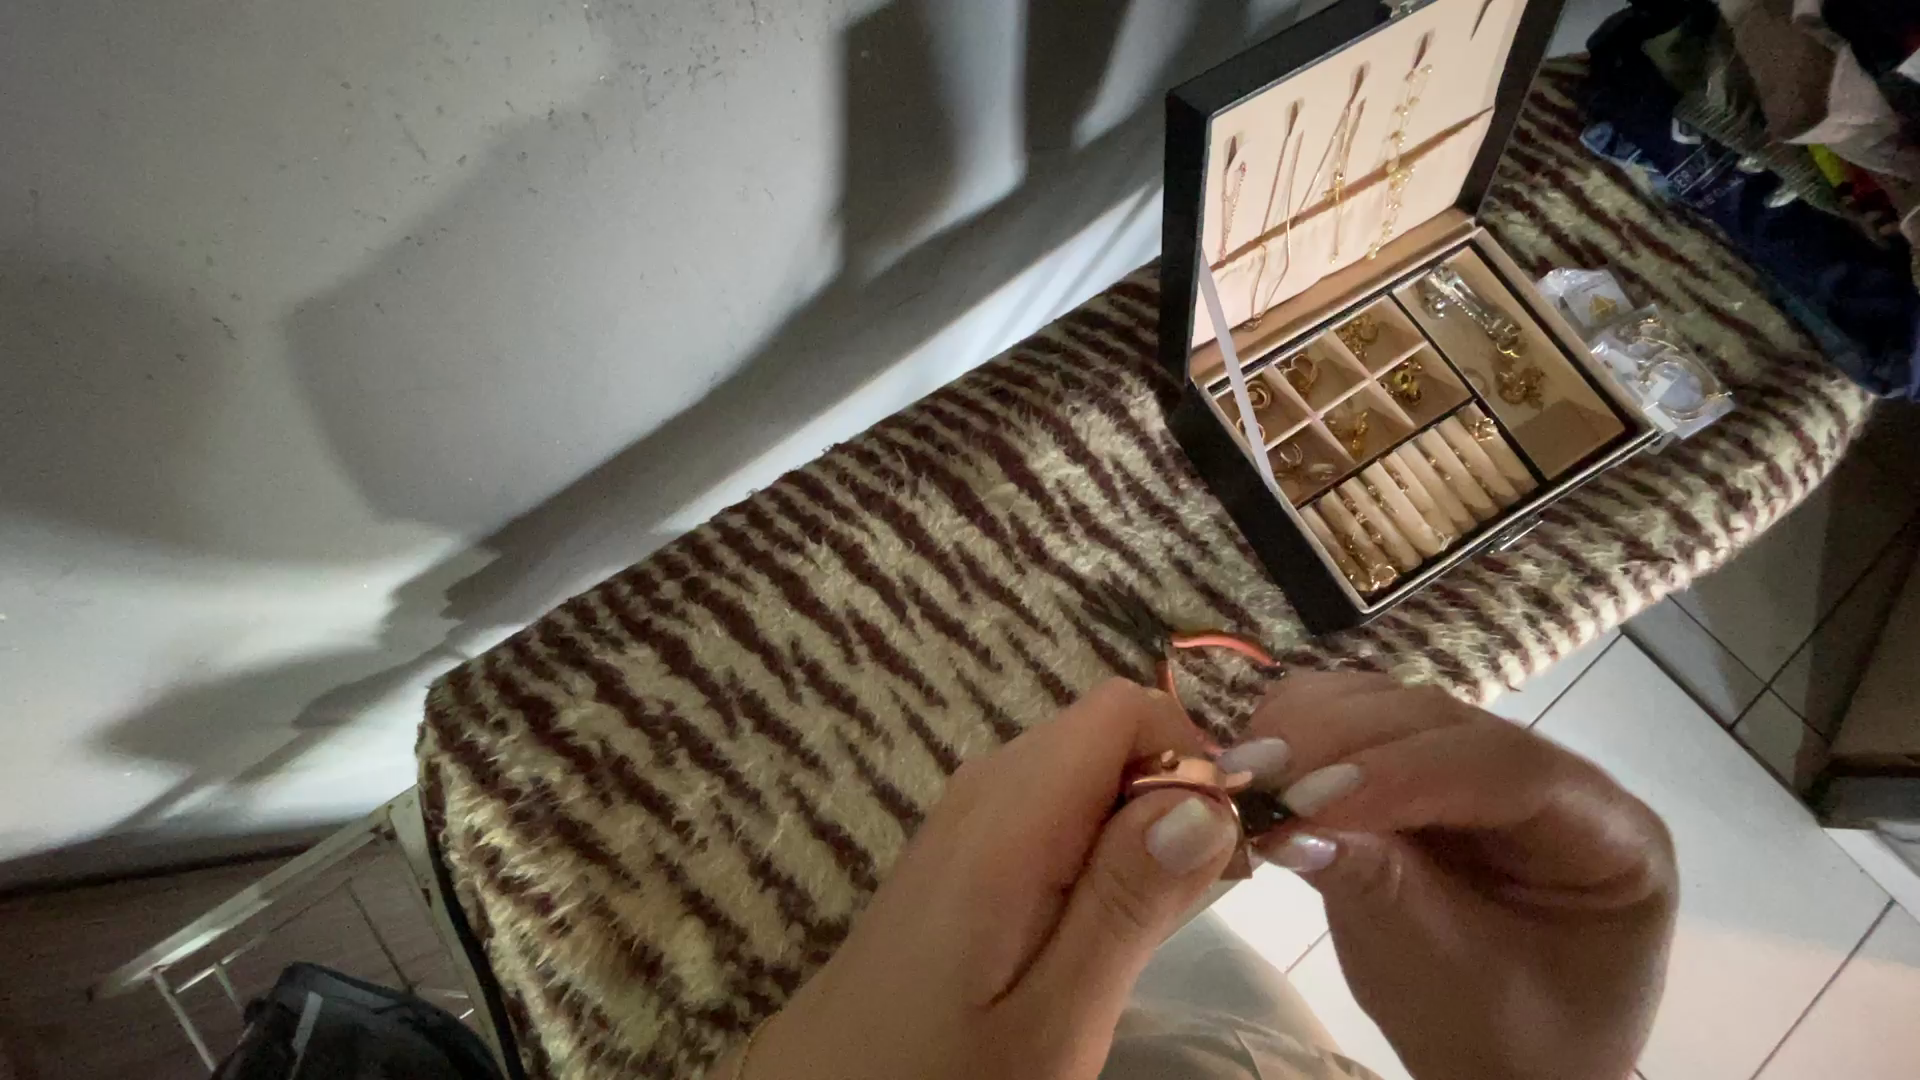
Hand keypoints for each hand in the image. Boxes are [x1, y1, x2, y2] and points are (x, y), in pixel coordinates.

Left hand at [712, 679, 1241, 1079]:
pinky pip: (1057, 796)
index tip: (1227, 848)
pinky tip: (1097, 914)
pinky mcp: (970, 832)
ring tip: (1146, 919)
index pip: (1124, 711)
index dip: (1191, 757)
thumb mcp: (1054, 1017)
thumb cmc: (941, 1073)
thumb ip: (1128, 898)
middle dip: (1174, 787)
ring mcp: (973, 803)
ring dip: (1140, 817)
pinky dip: (1101, 834)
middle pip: (1110, 731)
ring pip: (1088, 762)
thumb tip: (1205, 799)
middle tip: (1195, 896)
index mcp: (1010, 811)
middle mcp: (989, 780)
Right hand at [1221, 673, 1677, 1079]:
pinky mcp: (1406, 754)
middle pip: (1433, 720)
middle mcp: (1542, 772)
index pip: (1505, 771)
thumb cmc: (1493, 1033)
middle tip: (1253, 774)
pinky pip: (1346, 712)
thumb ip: (1374, 886)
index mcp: (1606, 833)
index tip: (1306, 800)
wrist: (1486, 1049)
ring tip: (1245, 769)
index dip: (1402, 772)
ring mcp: (1468, 754)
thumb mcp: (1441, 972)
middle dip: (1336, 743)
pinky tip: (1261, 759)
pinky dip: (1295, 727)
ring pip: (1381, 700)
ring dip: (1304, 726)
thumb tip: (1279, 821)